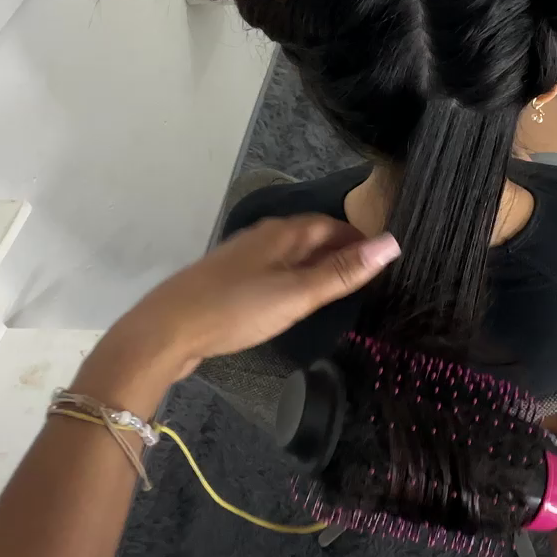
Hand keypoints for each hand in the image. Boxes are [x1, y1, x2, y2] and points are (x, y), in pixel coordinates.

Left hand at [71, 216, 398, 413]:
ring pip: (292, 254)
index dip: (359, 240)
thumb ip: (344, 272)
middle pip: (312, 236)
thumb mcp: (298, 293)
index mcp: (284, 232)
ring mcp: (245, 257)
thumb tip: (392, 243)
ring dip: (316, 266)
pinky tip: (293, 300)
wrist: (165, 331)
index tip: (382, 261)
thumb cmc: (236, 308)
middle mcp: (266, 236)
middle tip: (366, 278)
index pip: (334, 225)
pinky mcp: (229, 280)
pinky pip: (274, 270)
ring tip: (337, 290)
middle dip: (340, 251)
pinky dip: (293, 279)